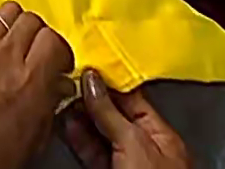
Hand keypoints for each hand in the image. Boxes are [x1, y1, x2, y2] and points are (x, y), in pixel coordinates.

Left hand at [0, 2, 73, 168]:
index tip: (61, 65)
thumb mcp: (35, 138)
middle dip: (43, 35)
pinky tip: (1, 38)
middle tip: (42, 54)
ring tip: (22, 41)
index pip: (55, 40)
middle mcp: (10, 56)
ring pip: (12, 10)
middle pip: (35, 20)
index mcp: (31, 81)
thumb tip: (60, 85)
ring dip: (20, 23)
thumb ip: (52, 103)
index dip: (61, 52)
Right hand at [61, 69, 190, 168]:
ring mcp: (127, 167)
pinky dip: (79, 140)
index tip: (86, 66)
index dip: (108, 81)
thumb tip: (93, 80)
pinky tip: (67, 126)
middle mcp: (145, 149)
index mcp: (161, 136)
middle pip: (115, 115)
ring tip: (62, 100)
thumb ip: (111, 113)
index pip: (131, 97)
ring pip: (101, 136)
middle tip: (68, 81)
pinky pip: (94, 155)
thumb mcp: (134, 144)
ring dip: (80, 118)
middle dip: (90, 99)